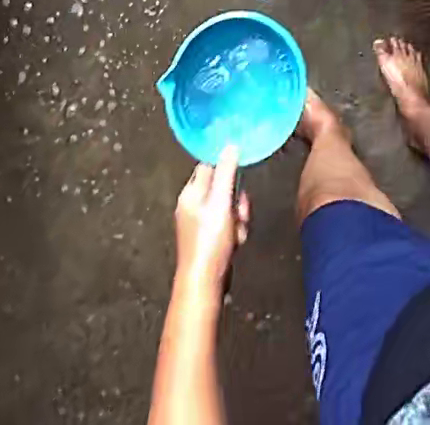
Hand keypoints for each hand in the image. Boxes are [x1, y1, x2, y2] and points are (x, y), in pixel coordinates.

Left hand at [173, 145, 249, 291]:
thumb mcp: (221, 202)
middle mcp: (193, 205)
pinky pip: (228, 224)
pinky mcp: (210, 238)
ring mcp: (201, 223)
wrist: (204, 283)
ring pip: (229, 207)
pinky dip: (235, 231)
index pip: (209, 166)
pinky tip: (236, 242)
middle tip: (239, 213)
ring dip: (239, 217)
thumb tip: (230, 145)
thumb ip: (226, 172)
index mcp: (190, 193)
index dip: (226, 168)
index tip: (240, 174)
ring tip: (237, 232)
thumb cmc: (209, 242)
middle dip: (237, 199)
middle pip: (223, 187)